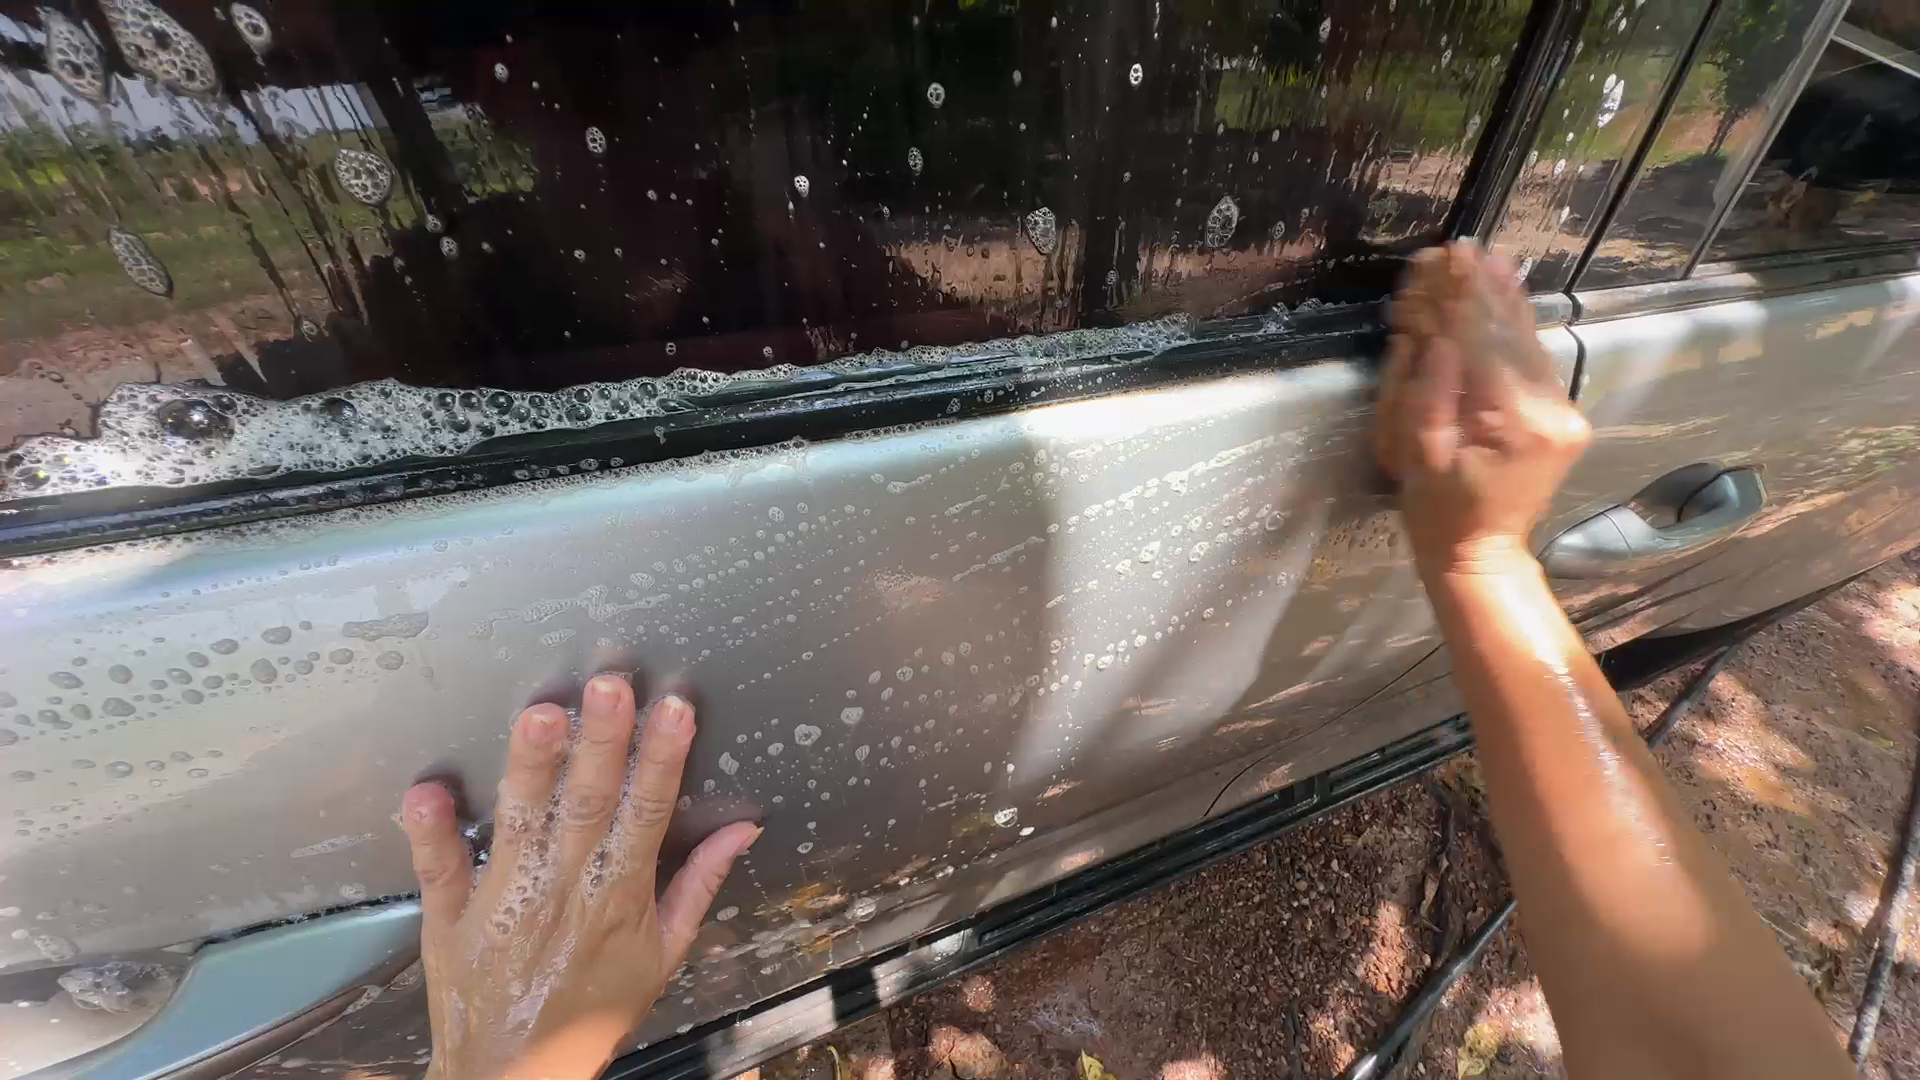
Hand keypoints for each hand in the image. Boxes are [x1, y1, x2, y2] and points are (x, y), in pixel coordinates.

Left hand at [399, 677, 760, 1079]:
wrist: (512, 1076)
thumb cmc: (598, 1007)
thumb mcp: (666, 952)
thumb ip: (701, 882)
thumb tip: (745, 825)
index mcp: (619, 894)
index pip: (648, 813)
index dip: (663, 758)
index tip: (675, 709)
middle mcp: (563, 888)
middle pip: (586, 804)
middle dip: (600, 742)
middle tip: (608, 686)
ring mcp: (502, 900)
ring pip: (520, 822)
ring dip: (530, 768)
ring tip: (540, 713)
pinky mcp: (451, 916)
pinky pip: (440, 869)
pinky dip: (430, 831)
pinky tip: (426, 789)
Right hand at [1375, 242, 1591, 577]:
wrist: (1479, 549)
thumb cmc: (1435, 510)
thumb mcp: (1418, 459)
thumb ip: (1427, 398)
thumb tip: (1435, 341)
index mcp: (1511, 424)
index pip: (1482, 347)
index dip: (1459, 302)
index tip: (1442, 262)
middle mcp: (1550, 411)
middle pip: (1512, 337)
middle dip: (1481, 291)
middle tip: (1460, 247)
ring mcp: (1562, 411)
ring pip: (1529, 343)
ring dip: (1503, 299)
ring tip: (1486, 256)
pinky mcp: (1559, 413)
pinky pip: (1533, 362)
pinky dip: (1516, 326)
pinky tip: (1507, 295)